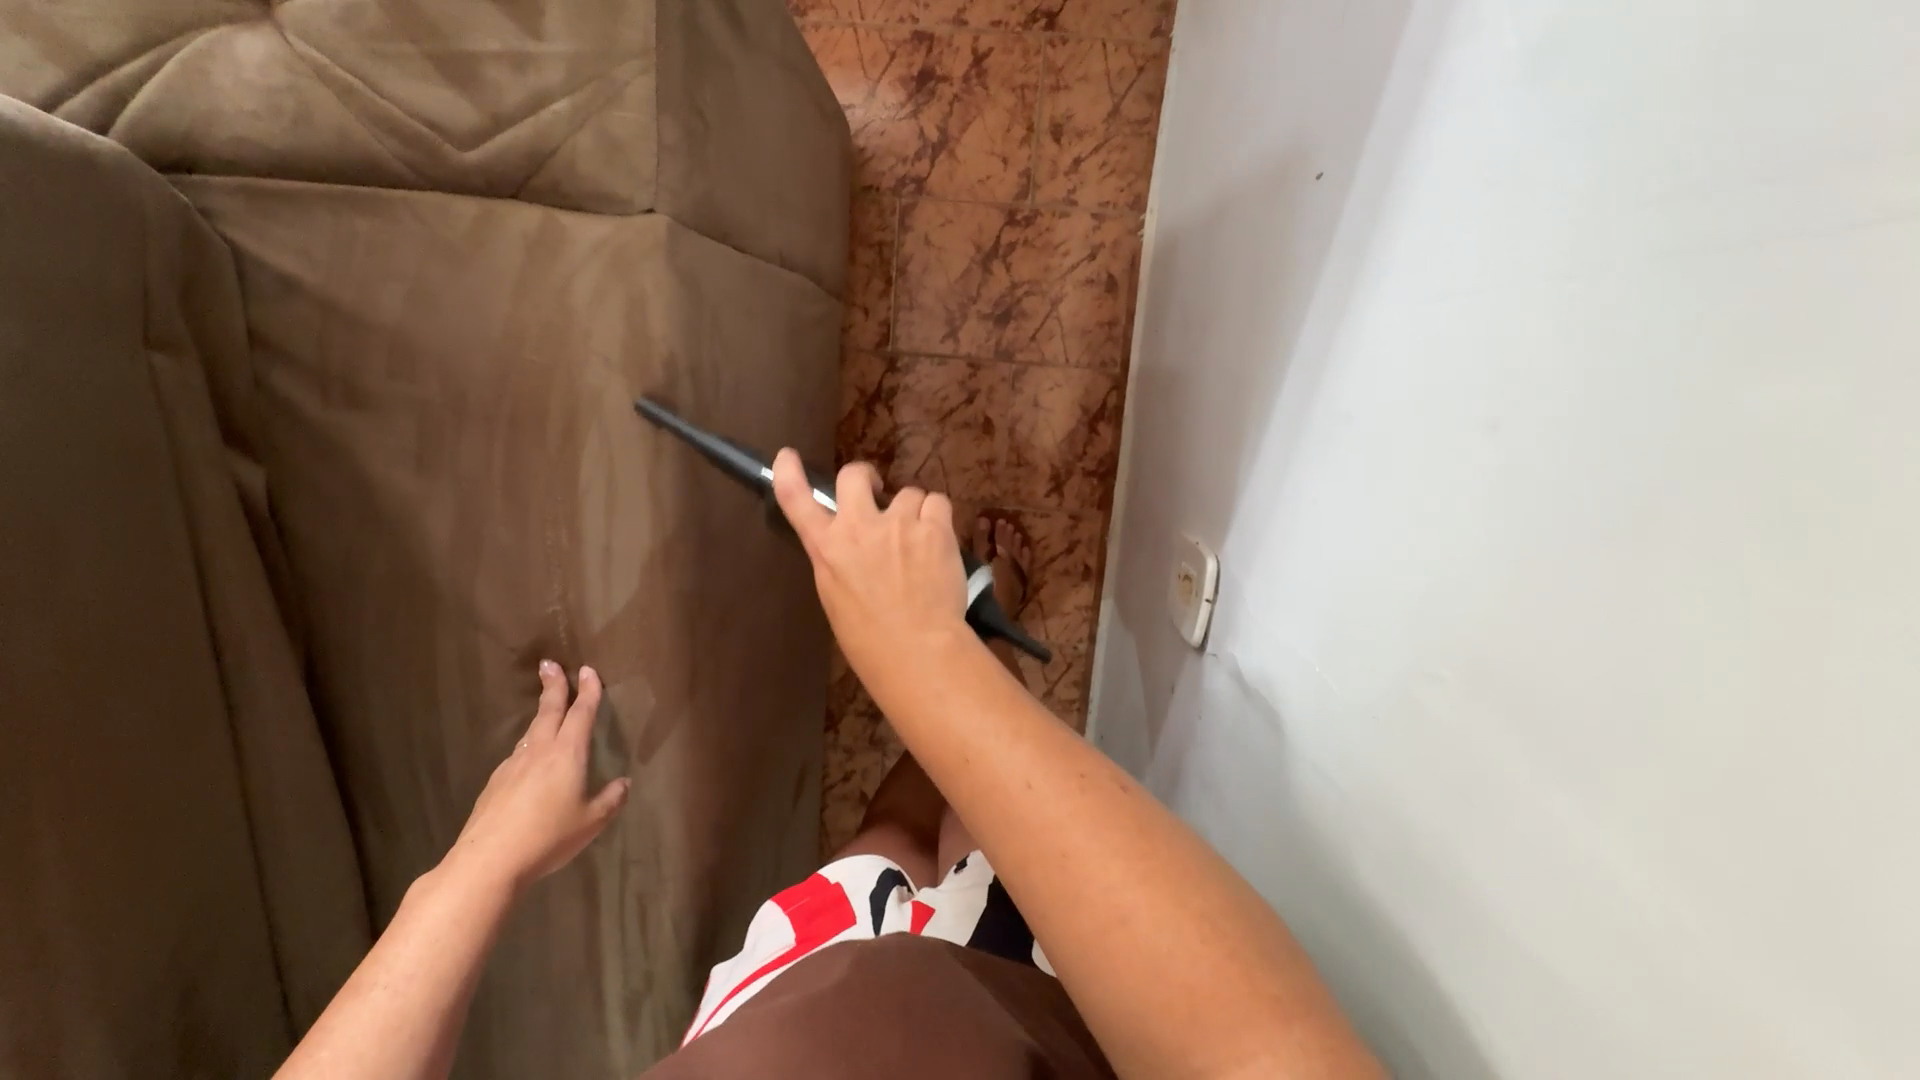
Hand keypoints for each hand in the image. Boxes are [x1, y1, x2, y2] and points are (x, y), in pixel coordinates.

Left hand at [444, 662, 629, 893]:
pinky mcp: (494, 784)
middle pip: (548, 711)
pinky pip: (517, 756)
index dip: (588, 691)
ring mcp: (512, 766)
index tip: (588, 670)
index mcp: (567, 754)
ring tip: (546, 712)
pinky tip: (528, 761)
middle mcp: (539, 752)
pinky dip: (528, 747)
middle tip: (550, 665)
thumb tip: (624, 783)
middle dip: (553, 687)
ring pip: (530, 733)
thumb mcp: (592, 821)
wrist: (488, 860)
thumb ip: (611, 799)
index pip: (581, 713)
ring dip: (540, 716)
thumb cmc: (548, 837)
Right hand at [771, 450, 970, 676]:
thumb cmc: (869, 639)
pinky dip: (938, 517)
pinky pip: (937, 502)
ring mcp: (898, 522)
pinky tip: (940, 541)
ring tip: (921, 541)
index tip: (787, 456)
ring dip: (913, 511)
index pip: (796, 499)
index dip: (789, 472)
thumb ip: (839, 562)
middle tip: (877, 491)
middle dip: (865, 478)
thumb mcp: (835, 598)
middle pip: (855, 475)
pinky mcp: (934, 527)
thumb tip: (850, 548)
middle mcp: (858, 526)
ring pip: (908, 493)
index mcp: (826, 548)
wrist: (916, 648)